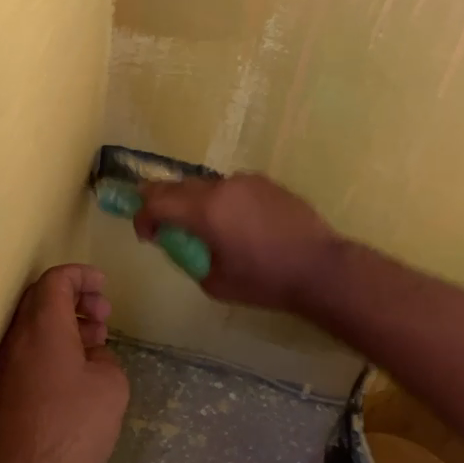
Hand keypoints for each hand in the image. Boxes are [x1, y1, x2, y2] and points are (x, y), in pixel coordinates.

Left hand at [0, 265, 128, 462]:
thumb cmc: (69, 427)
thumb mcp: (111, 388)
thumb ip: (107, 360)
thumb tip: (93, 359)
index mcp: (44, 325)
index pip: (56, 279)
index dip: (81, 275)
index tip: (104, 285)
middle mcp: (18, 338)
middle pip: (42, 299)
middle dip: (75, 298)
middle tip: (104, 314)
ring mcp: (6, 366)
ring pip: (35, 327)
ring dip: (66, 324)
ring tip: (96, 344)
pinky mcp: (3, 392)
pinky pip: (29, 352)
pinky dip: (54, 348)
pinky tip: (76, 376)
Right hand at [135, 174, 342, 312]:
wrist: (321, 268)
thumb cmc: (265, 281)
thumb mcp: (215, 281)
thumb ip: (190, 256)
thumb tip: (181, 243)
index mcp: (205, 209)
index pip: (156, 201)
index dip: (143, 216)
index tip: (145, 235)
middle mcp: (222, 186)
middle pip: (178, 186)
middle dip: (164, 204)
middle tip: (162, 226)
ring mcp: (246, 181)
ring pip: (207, 186)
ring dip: (196, 202)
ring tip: (205, 228)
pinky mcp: (267, 183)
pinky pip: (233, 188)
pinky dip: (223, 202)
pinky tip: (238, 225)